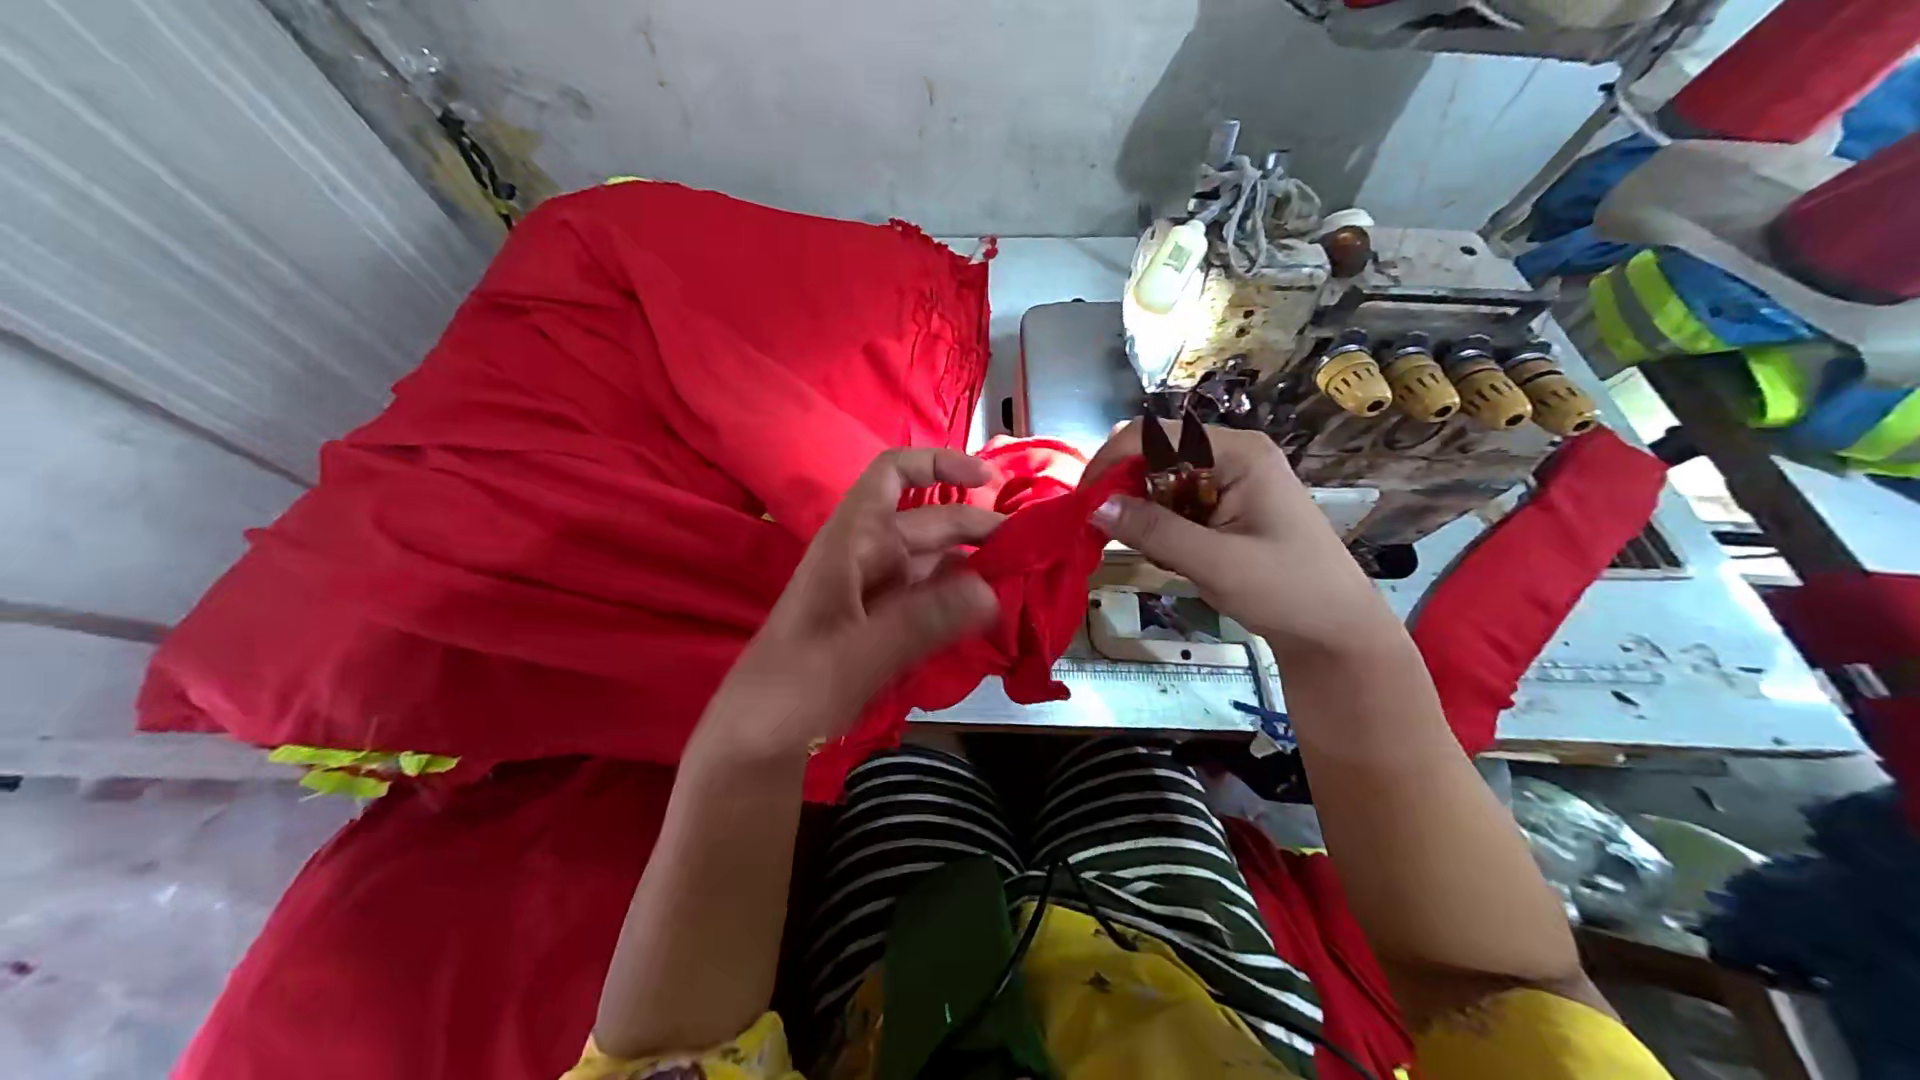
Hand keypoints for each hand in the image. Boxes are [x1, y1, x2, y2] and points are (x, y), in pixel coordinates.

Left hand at [693, 449, 1001, 763]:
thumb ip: (925, 622)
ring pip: (935, 565)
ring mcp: (877, 593)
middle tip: (1031, 553)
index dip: (938, 465)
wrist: (756, 740)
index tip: (988, 482)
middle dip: (978, 530)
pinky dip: (960, 604)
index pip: (892, 476)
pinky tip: (993, 619)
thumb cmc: (794, 688)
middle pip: (930, 523)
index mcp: (852, 543)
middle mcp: (867, 557)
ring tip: (1024, 586)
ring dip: (975, 570)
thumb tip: (991, 591)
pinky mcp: (884, 626)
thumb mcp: (860, 654)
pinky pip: (930, 602)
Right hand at [1085, 420, 1393, 653]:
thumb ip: (1153, 530)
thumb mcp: (1215, 562)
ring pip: (1161, 482)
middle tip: (1105, 531)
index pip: (1155, 435)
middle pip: (1155, 454)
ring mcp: (1231, 480)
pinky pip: (1176, 504)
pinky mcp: (1227, 506)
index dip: (1112, 461)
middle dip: (1125, 489)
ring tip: (1152, 552)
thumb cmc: (1288, 590)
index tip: (1083, 502)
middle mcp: (1232, 455)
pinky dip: (1160, 527)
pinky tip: (1174, 557)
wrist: (1336, 631)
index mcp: (1238, 453)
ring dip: (1142, 513)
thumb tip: (1094, 506)